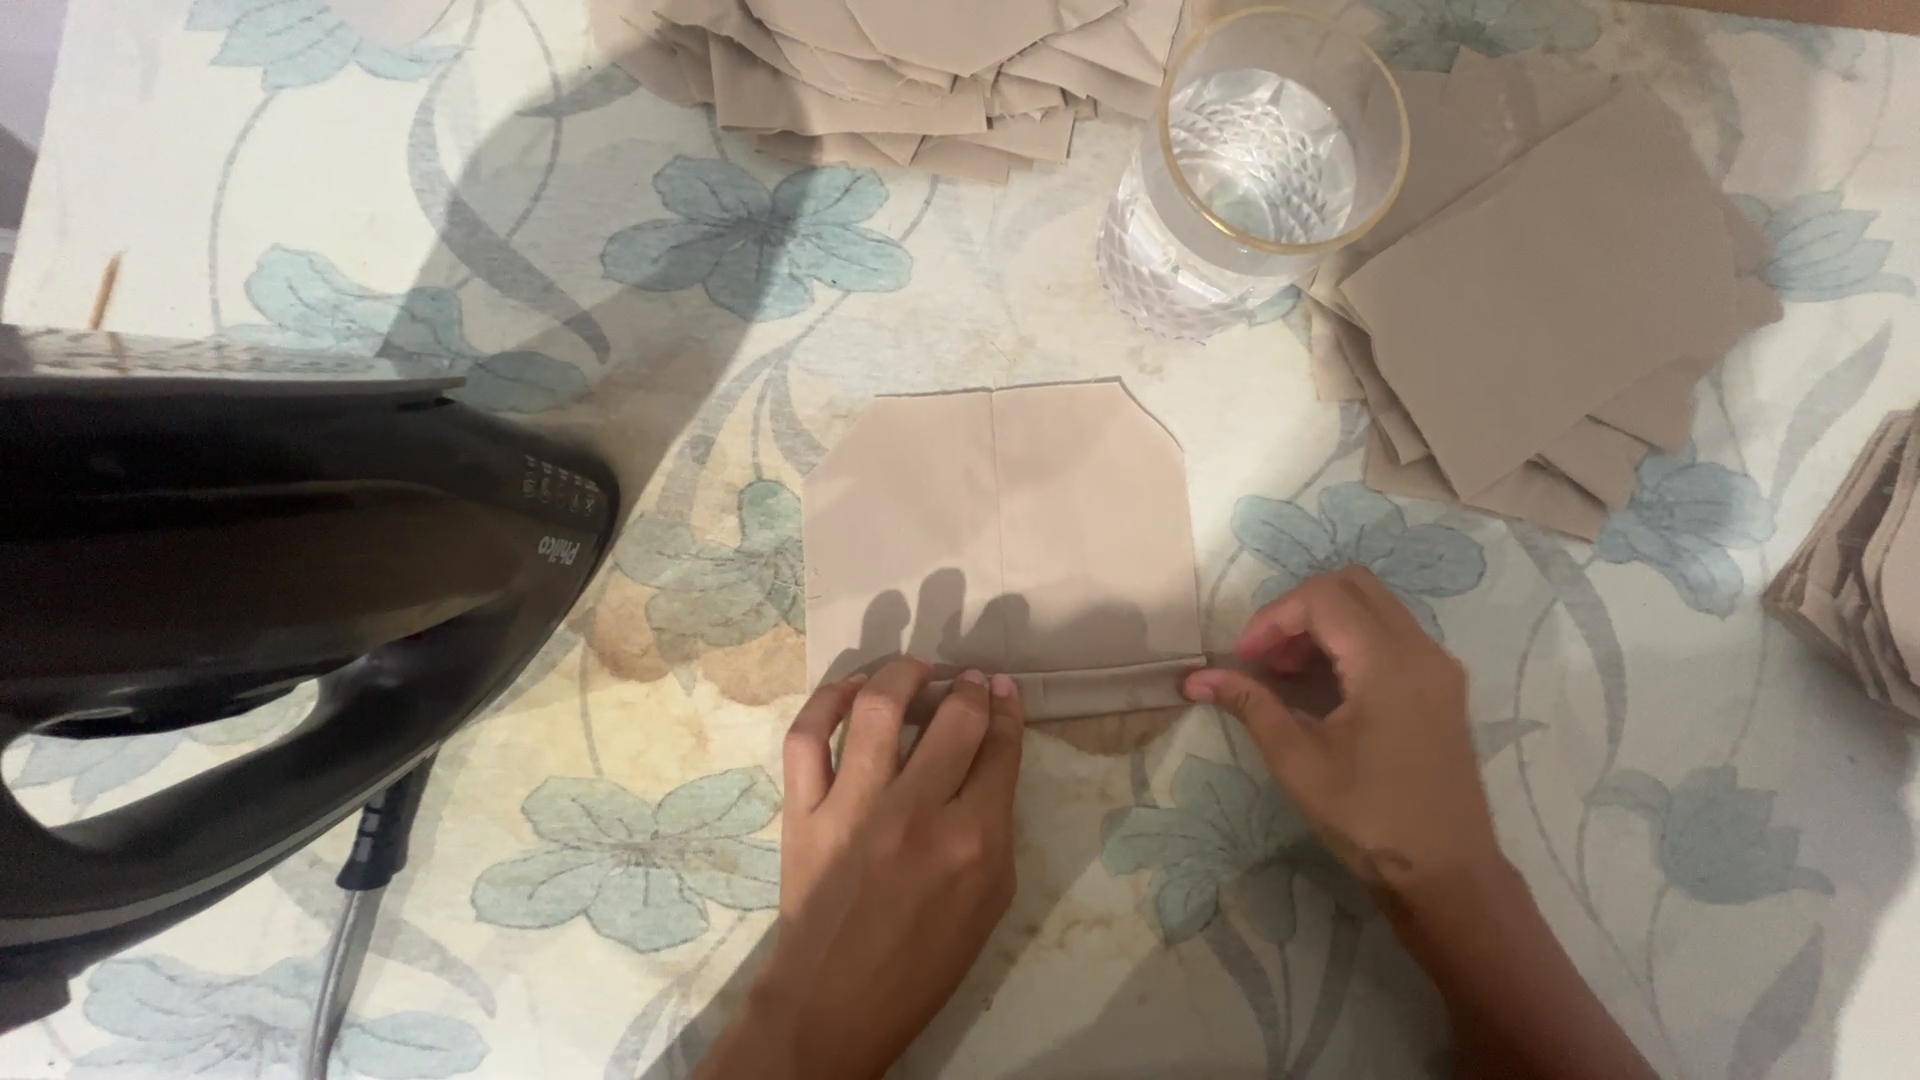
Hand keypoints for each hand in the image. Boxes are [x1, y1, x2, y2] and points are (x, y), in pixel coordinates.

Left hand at [698, 659, 1026, 1079]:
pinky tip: (850, 692)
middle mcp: (915, 813)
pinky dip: (825, 702)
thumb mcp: (990, 899)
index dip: (1007, 709)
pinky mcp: (802, 811)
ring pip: (878, 709)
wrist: (833, 1003)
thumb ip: (997, 822)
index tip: (1003, 689)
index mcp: (973, 842)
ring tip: (915, 669)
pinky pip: (806, 737)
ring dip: (903, 674)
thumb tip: (991, 753)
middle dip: (970, 687)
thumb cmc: (924, 960)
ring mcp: (852, 807)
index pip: (1000, 749)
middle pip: (953, 719)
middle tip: (969, 679)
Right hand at [1184, 566, 1499, 891]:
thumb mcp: (1297, 760)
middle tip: (1266, 657)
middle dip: (1296, 610)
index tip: (1243, 659)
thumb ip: (1249, 704)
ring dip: (1321, 622)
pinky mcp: (1440, 683)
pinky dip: (1348, 638)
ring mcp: (1437, 665)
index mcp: (1388, 664)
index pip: (1321, 598)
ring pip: (1372, 604)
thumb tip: (1194, 679)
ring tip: (1286, 672)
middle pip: (1351, 585)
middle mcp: (1421, 650)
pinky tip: (1323, 684)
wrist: (1447, 872)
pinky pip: (1389, 631)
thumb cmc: (1368, 817)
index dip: (1272, 618)